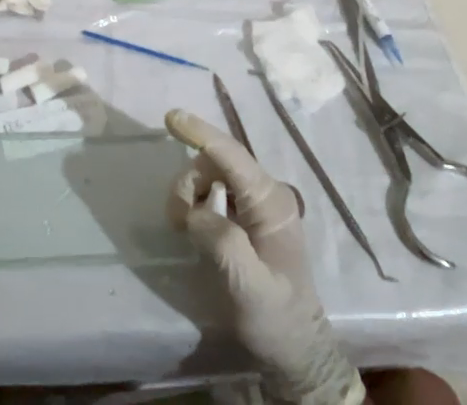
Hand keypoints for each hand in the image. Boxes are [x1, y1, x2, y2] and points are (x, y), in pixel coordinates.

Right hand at [166, 110, 365, 404]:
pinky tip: (192, 227)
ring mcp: (258, 207)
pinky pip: (216, 194)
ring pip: (212, 177)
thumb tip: (196, 211)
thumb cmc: (275, 317)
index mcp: (271, 203)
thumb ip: (222, 242)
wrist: (295, 349)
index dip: (201, 134)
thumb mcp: (249, 286)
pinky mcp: (249, 220)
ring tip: (183, 228)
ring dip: (191, 194)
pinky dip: (197, 203)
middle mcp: (267, 195)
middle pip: (217, 164)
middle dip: (189, 181)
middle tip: (176, 221)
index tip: (171, 118)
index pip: (232, 156)